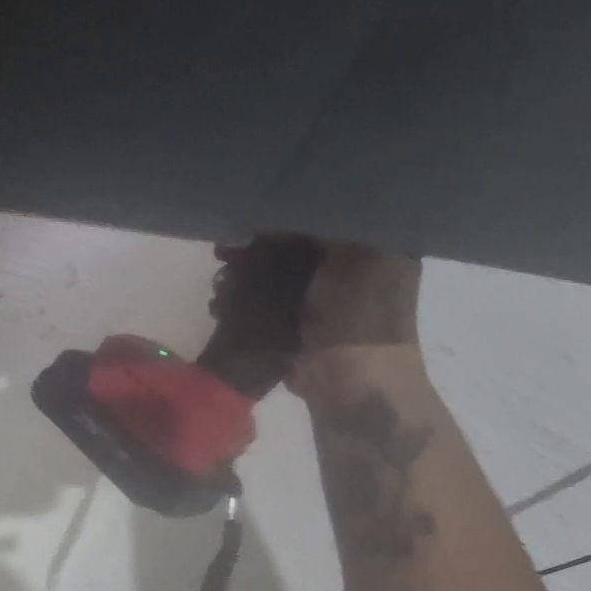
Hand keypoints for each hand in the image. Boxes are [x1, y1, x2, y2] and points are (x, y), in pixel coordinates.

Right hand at [204, 234, 420, 398]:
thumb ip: (317, 223)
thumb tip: (270, 215)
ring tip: (221, 283)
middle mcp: (343, 266)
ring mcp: (313, 297)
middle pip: (287, 243)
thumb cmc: (361, 311)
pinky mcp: (289, 321)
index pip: (320, 214)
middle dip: (252, 246)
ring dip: (238, 274)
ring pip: (267, 271)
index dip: (283, 213)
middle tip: (223, 250)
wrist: (349, 378)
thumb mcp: (352, 252)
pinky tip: (220, 303)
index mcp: (371, 244)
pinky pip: (257, 300)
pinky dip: (236, 299)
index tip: (250, 216)